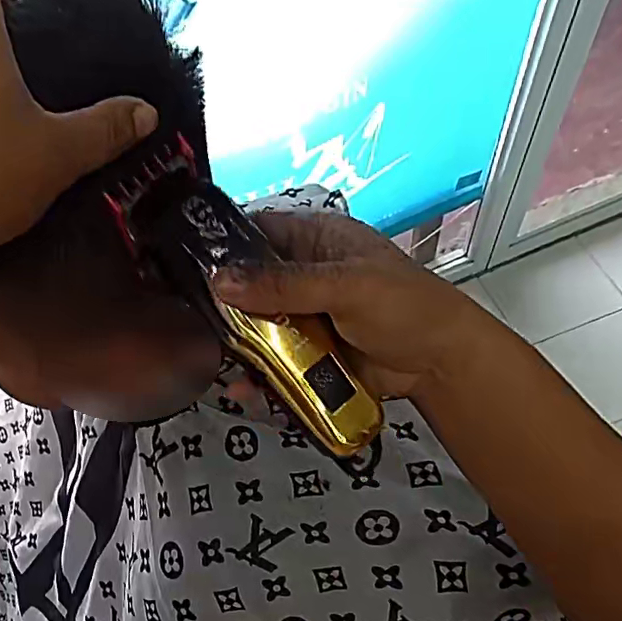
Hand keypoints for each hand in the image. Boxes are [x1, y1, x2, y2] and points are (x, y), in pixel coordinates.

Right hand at [214, 210, 496, 397]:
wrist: (438, 363)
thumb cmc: (402, 307)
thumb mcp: (344, 286)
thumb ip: (284, 285)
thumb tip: (220, 281)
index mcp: (316, 241)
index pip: (259, 230)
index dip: (223, 243)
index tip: (183, 263)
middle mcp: (304, 276)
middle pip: (250, 284)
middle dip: (223, 305)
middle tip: (186, 323)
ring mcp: (305, 317)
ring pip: (258, 327)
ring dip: (237, 345)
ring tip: (208, 361)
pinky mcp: (309, 354)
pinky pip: (274, 361)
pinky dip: (259, 375)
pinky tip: (241, 390)